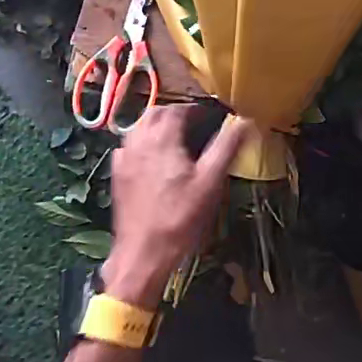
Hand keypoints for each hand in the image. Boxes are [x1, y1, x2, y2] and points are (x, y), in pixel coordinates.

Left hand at [103, 106, 250, 306]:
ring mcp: (124, 157)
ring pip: (139, 127)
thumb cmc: (180, 217)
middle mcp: (139, 141)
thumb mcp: (210, 181)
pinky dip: (142, 143)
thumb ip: (227, 147)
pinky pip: (129, 147)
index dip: (196, 109)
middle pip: (155, 113)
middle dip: (175, 113)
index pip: (179, 110)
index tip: (211, 116)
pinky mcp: (118, 174)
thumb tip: (244, 121)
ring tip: (176, 137)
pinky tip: (153, 157)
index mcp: (162, 137)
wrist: (143, 252)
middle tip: (194, 123)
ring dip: (157, 125)